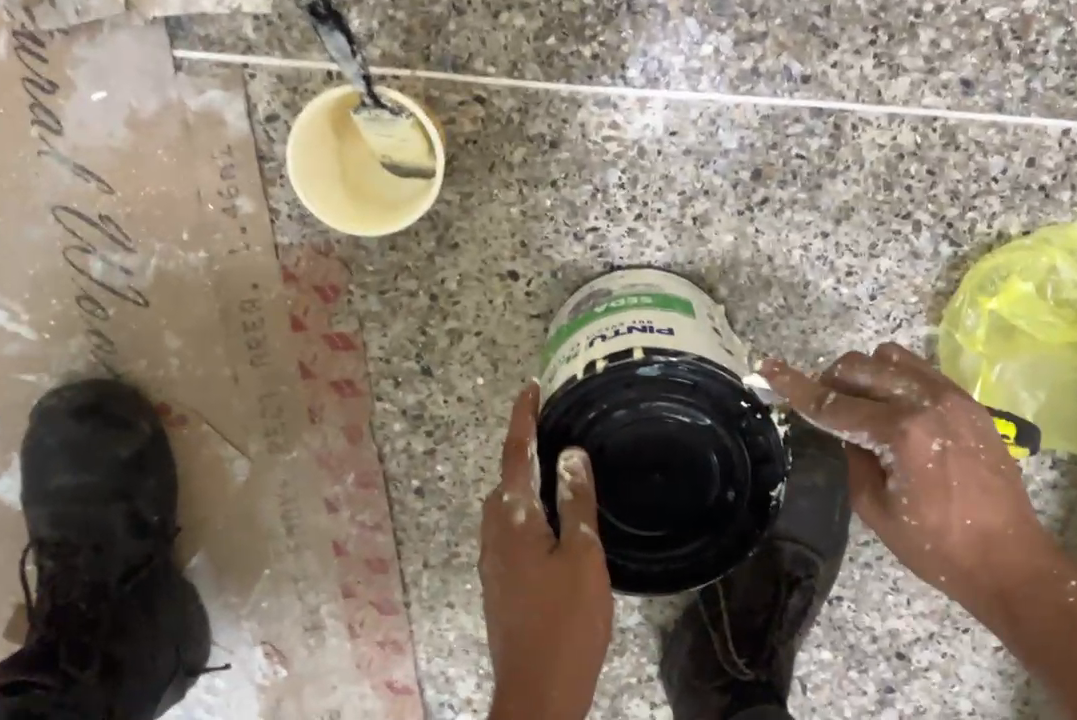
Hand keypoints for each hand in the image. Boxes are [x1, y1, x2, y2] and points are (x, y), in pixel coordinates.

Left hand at [478, 383, 612, 719]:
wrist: (536, 692)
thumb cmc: (566, 622)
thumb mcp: (583, 556)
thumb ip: (576, 502)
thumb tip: (571, 453)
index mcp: (514, 519)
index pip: (516, 453)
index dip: (523, 417)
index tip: (531, 387)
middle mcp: (495, 532)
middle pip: (506, 476)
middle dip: (523, 446)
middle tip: (553, 424)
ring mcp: (493, 560)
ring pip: (505, 504)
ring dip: (523, 478)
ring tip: (554, 466)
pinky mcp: (499, 582)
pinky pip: (509, 526)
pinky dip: (525, 507)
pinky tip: (549, 519)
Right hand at [758, 344, 1056, 612]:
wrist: (1011, 561)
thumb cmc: (938, 548)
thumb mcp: (876, 510)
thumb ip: (850, 458)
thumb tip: (839, 429)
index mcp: (901, 432)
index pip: (834, 403)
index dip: (795, 386)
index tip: (768, 367)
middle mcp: (926, 401)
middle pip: (859, 368)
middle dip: (830, 381)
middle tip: (821, 404)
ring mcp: (952, 396)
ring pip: (889, 358)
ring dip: (864, 374)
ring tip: (861, 404)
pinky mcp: (968, 401)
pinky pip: (919, 369)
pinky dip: (896, 378)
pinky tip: (894, 408)